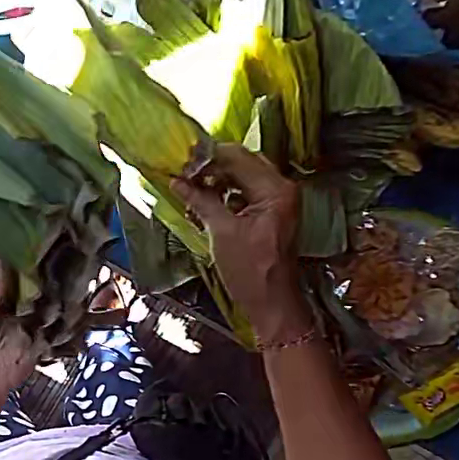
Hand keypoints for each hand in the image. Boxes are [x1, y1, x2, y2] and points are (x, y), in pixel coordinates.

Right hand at [172, 145, 310, 341]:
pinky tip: (202, 200)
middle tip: (182, 171)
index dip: (208, 157)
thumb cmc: (250, 271)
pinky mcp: (269, 213)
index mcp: (275, 190)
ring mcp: (277, 201)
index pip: (238, 158)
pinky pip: (244, 193)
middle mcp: (281, 189)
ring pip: (242, 177)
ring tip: (188, 186)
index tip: (181, 160)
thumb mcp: (222, 233)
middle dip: (211, 166)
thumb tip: (178, 182)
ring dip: (215, 179)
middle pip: (242, 164)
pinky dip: (223, 193)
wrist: (271, 302)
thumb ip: (202, 202)